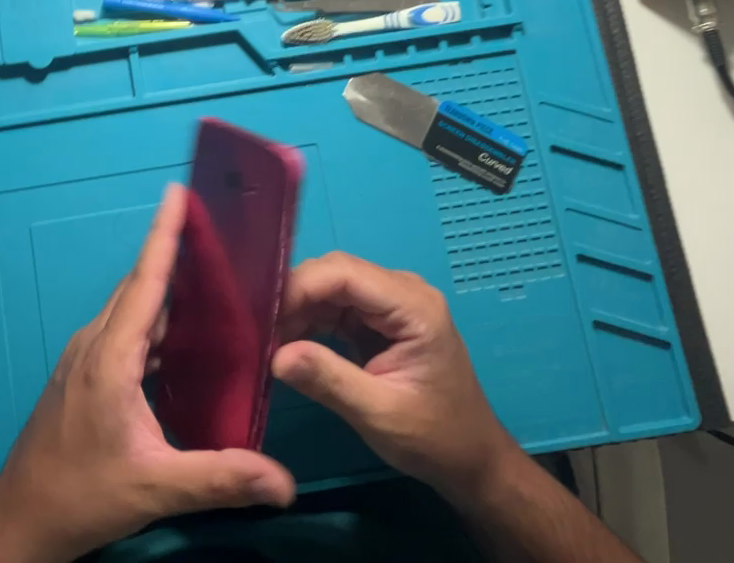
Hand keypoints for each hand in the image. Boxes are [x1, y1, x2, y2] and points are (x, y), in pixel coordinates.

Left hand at [0, 186, 296, 562]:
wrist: (22, 520)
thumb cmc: (82, 495)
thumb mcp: (156, 488)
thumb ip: (221, 478)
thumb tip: (286, 482)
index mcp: (111, 356)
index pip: (144, 281)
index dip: (164, 234)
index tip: (178, 193)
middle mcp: (96, 343)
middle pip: (140, 287)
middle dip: (175, 253)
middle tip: (218, 233)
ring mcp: (87, 356)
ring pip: (132, 309)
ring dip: (166, 289)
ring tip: (211, 278)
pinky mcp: (86, 373)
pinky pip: (126, 329)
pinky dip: (156, 321)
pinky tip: (183, 336)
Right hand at [270, 252, 519, 501]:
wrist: (472, 461)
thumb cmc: (435, 439)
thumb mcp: (379, 415)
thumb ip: (329, 381)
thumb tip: (276, 355)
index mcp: (413, 307)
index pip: (345, 273)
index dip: (301, 286)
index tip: (265, 316)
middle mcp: (403, 292)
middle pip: (336, 272)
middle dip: (295, 295)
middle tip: (261, 328)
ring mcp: (392, 303)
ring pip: (332, 285)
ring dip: (299, 307)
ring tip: (269, 337)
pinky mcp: (380, 319)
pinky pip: (337, 305)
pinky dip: (311, 319)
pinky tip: (289, 340)